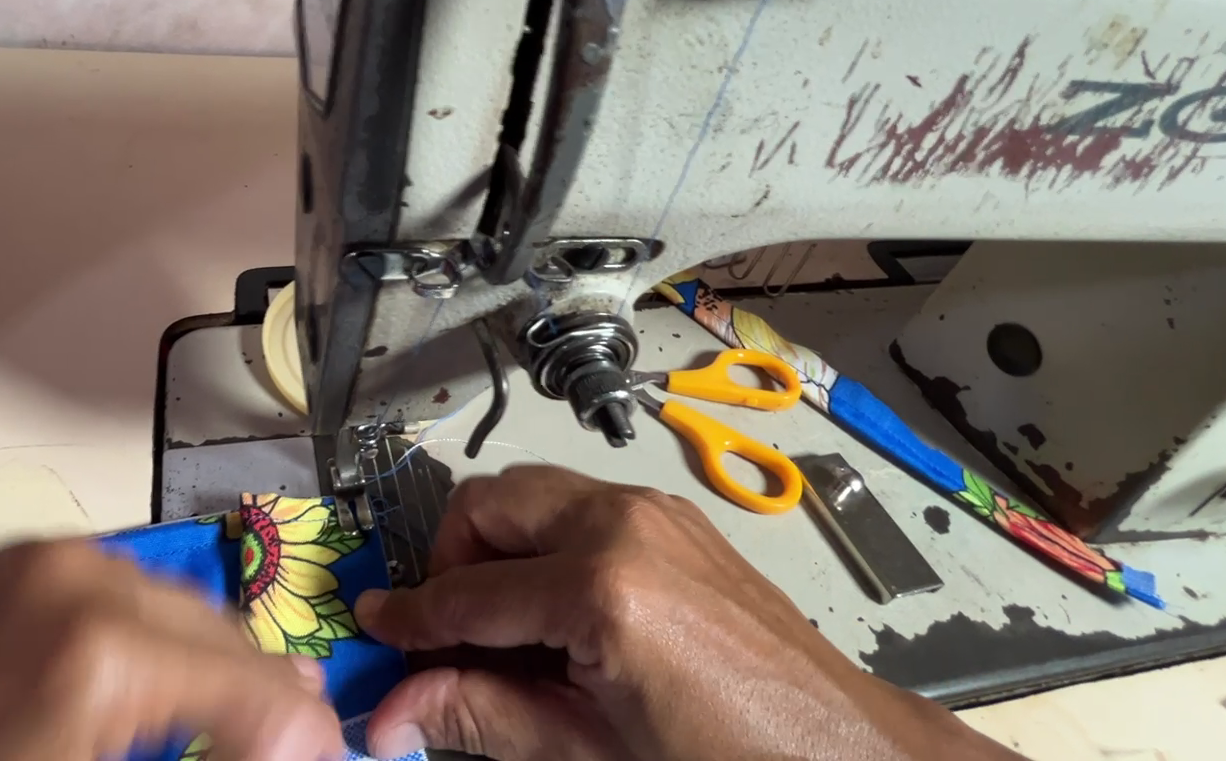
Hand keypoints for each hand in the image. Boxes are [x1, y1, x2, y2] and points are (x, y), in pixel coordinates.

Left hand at [0, 540, 342, 760]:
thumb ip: (200, 743)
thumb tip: (286, 742)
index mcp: (93, 652)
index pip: (242, 677)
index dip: (292, 724)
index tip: (322, 752)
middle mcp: (69, 576)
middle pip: (211, 628)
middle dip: (256, 688)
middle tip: (288, 735)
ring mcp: (27, 560)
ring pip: (165, 600)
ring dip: (202, 658)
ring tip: (227, 711)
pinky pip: (108, 590)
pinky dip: (143, 634)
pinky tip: (148, 678)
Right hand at [354, 465, 1021, 760]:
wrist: (851, 757)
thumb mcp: (591, 757)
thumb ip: (482, 718)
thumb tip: (388, 713)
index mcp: (601, 588)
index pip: (472, 593)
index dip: (413, 615)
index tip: (373, 625)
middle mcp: (618, 519)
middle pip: (489, 502)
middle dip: (452, 558)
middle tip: (450, 626)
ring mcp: (648, 504)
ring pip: (529, 491)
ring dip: (495, 543)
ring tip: (505, 619)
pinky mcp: (668, 510)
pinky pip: (575, 502)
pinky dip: (542, 539)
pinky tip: (561, 604)